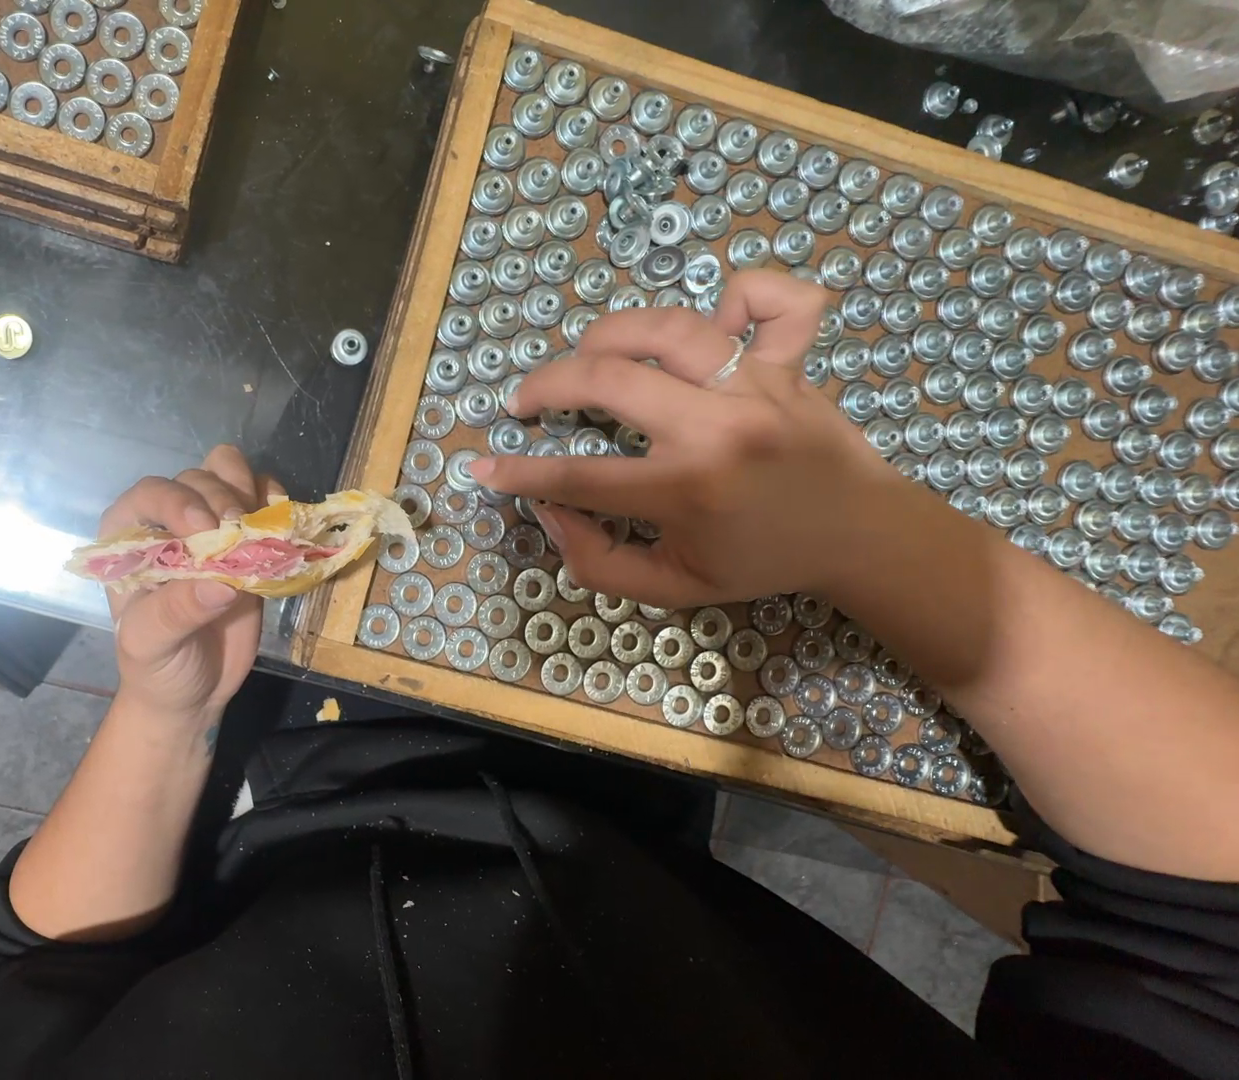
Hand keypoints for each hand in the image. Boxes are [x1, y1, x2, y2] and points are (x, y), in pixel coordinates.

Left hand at [97, 445, 276, 724]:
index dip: (177, 501)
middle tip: (238, 532)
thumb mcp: (151, 645)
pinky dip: (275, 504)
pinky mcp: (247, 543)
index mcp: (130, 537)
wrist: (193, 693)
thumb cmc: (157, 666)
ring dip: (249, 492)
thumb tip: (222, 583)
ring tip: (261, 526)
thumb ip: (177, 612)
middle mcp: (169, 523)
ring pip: (230, 477)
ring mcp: (212, 529)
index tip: (203, 527)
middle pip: (197, 479)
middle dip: (221, 498)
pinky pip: (262, 501)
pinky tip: (281, 526)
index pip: (150, 494)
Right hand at [467, 270, 922, 607]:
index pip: (577, 476)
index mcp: (687, 490)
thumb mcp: (669, 589)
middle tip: (524, 403)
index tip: (481, 466)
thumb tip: (549, 509)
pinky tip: (713, 315)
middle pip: (607, 379)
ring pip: (667, 327)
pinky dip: (742, 292)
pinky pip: (776, 299)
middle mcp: (719, 426)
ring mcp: (759, 384)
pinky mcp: (791, 360)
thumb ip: (597, 561)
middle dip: (545, 386)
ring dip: (608, 333)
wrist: (863, 537)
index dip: (518, 472)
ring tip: (587, 356)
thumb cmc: (759, 562)